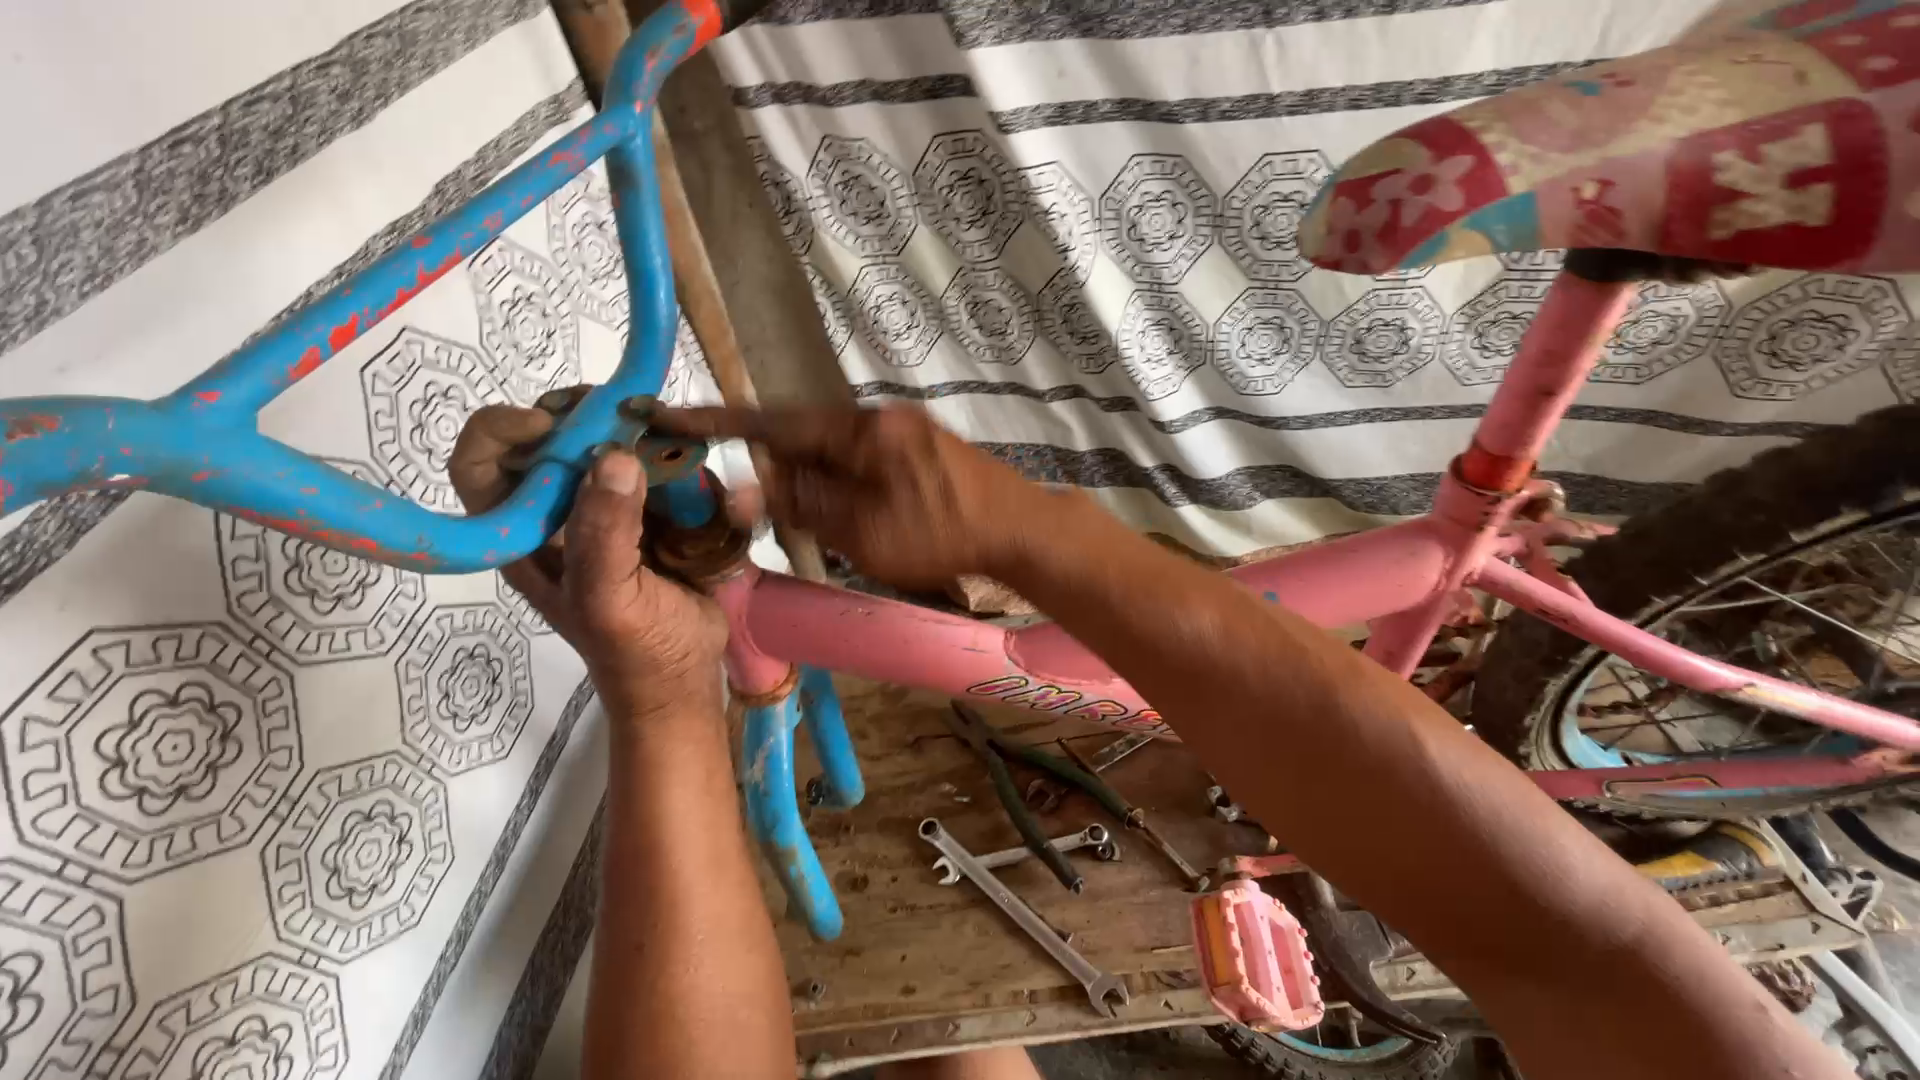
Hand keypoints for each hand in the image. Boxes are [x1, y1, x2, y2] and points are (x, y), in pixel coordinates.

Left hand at [449, 403, 726, 723]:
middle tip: (631, 415)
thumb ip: (603, 536)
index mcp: (527, 536)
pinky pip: (664, 467)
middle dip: (589, 418)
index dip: (502, 431)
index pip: (481, 466)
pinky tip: (703, 486)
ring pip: (614, 443)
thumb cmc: (637, 652)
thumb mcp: (608, 602)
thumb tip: (614, 458)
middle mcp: (562, 513)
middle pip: (554, 438)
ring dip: (646, 437)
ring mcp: (613, 509)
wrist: (688, 678)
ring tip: (677, 448)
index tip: (551, 422)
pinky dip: (684, 463)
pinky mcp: (658, 512)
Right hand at [658, 405, 1045, 589]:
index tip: (673, 415)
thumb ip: (803, 504)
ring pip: (834, 452)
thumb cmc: (942, 533)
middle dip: (775, 467)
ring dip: (811, 482)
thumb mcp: (864, 530)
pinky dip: (842, 485)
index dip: (720, 421)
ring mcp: (902, 432)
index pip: (774, 422)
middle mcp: (877, 419)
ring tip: (810, 520)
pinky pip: (861, 462)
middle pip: (803, 435)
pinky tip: (847, 515)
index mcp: (859, 429)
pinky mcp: (919, 451)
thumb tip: (742, 488)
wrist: (1022, 531)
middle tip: (756, 506)